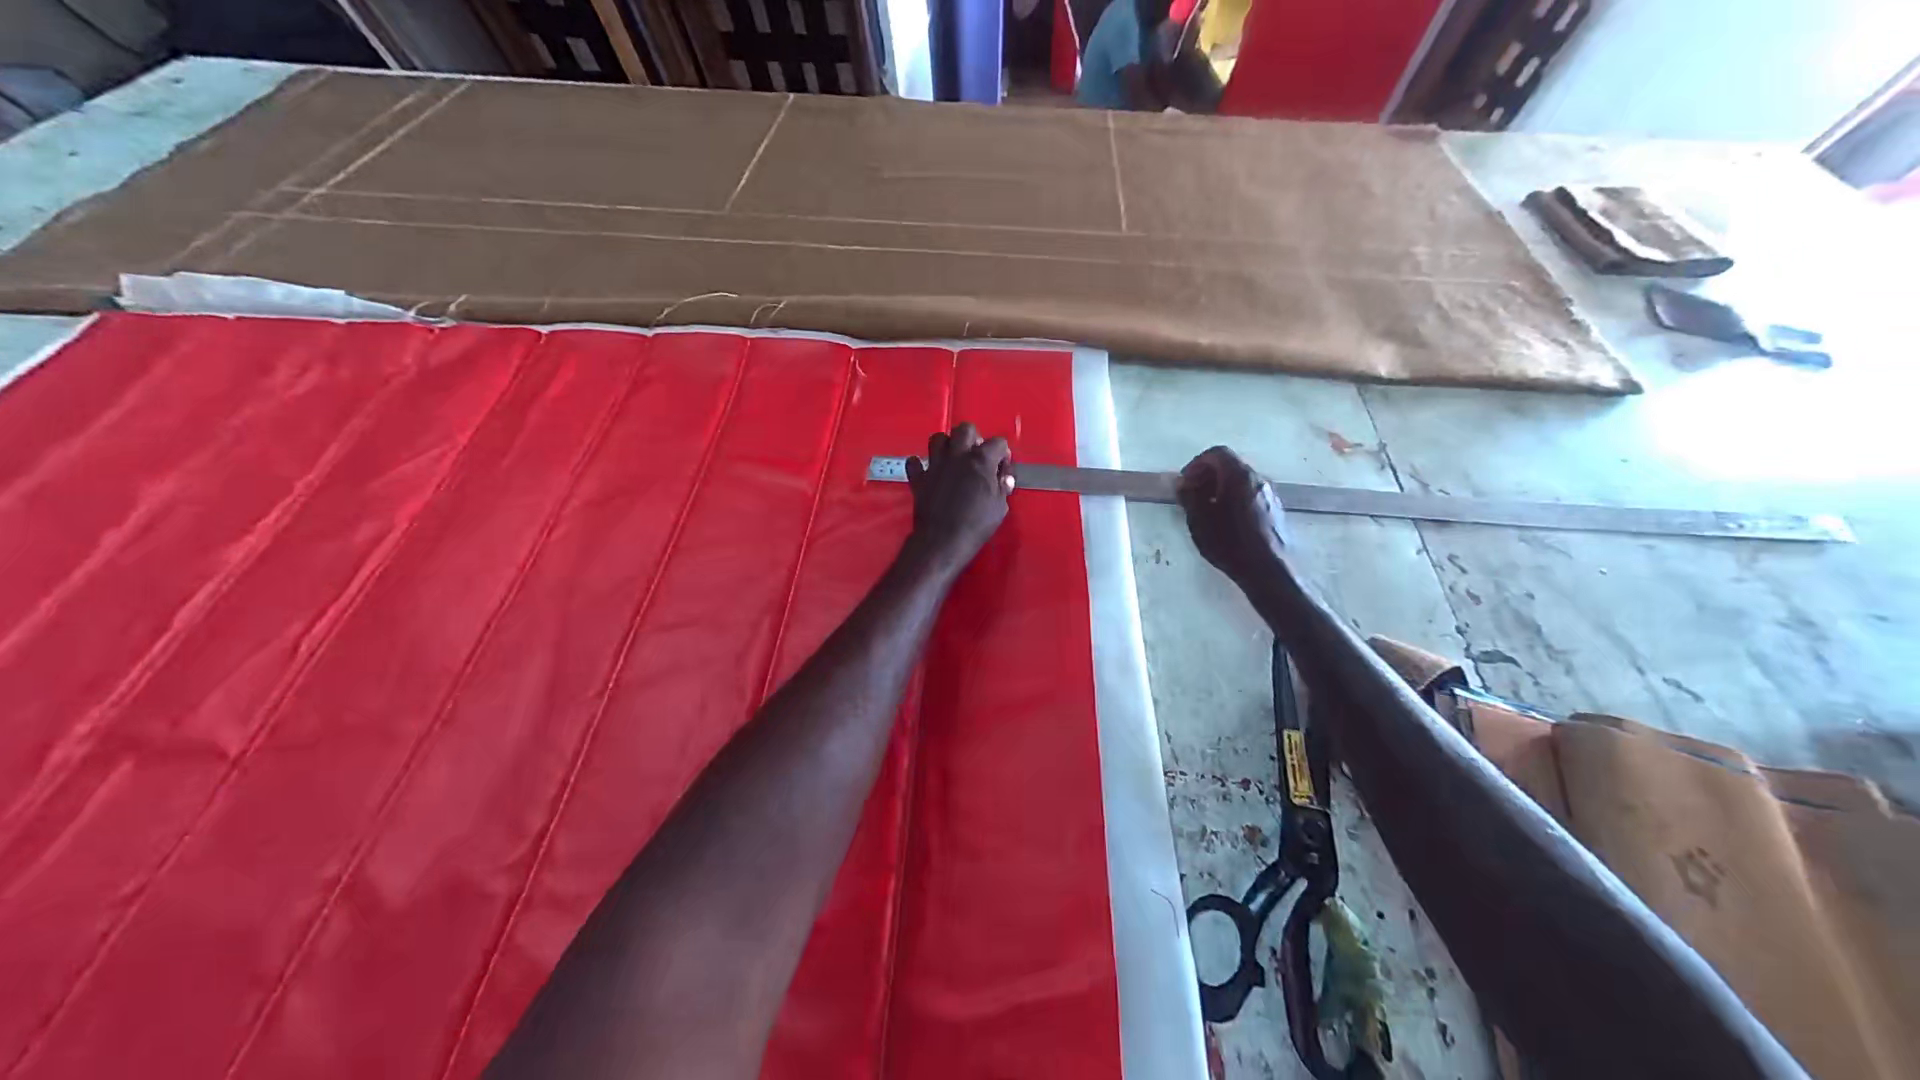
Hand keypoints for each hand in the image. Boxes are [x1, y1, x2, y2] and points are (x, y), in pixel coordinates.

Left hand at [904, 424, 1013, 576]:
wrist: (943, 540)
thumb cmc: (977, 524)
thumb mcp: (1000, 507)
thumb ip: (1002, 487)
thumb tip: (1004, 477)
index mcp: (981, 460)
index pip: (997, 442)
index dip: (1002, 453)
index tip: (1001, 468)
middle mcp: (957, 456)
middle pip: (964, 429)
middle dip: (973, 437)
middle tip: (975, 455)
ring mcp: (935, 465)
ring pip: (937, 439)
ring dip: (946, 445)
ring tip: (952, 459)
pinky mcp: (918, 478)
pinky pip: (914, 463)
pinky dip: (919, 465)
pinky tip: (926, 472)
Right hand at [1177, 446, 1288, 584]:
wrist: (1270, 571)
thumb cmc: (1231, 544)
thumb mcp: (1199, 521)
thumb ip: (1189, 497)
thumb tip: (1183, 483)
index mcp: (1239, 476)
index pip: (1217, 453)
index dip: (1196, 464)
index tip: (1185, 482)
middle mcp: (1258, 479)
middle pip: (1230, 464)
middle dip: (1207, 476)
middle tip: (1191, 496)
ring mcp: (1269, 494)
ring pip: (1240, 480)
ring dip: (1220, 488)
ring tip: (1206, 511)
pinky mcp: (1275, 510)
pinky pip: (1249, 494)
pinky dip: (1233, 498)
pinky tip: (1225, 522)